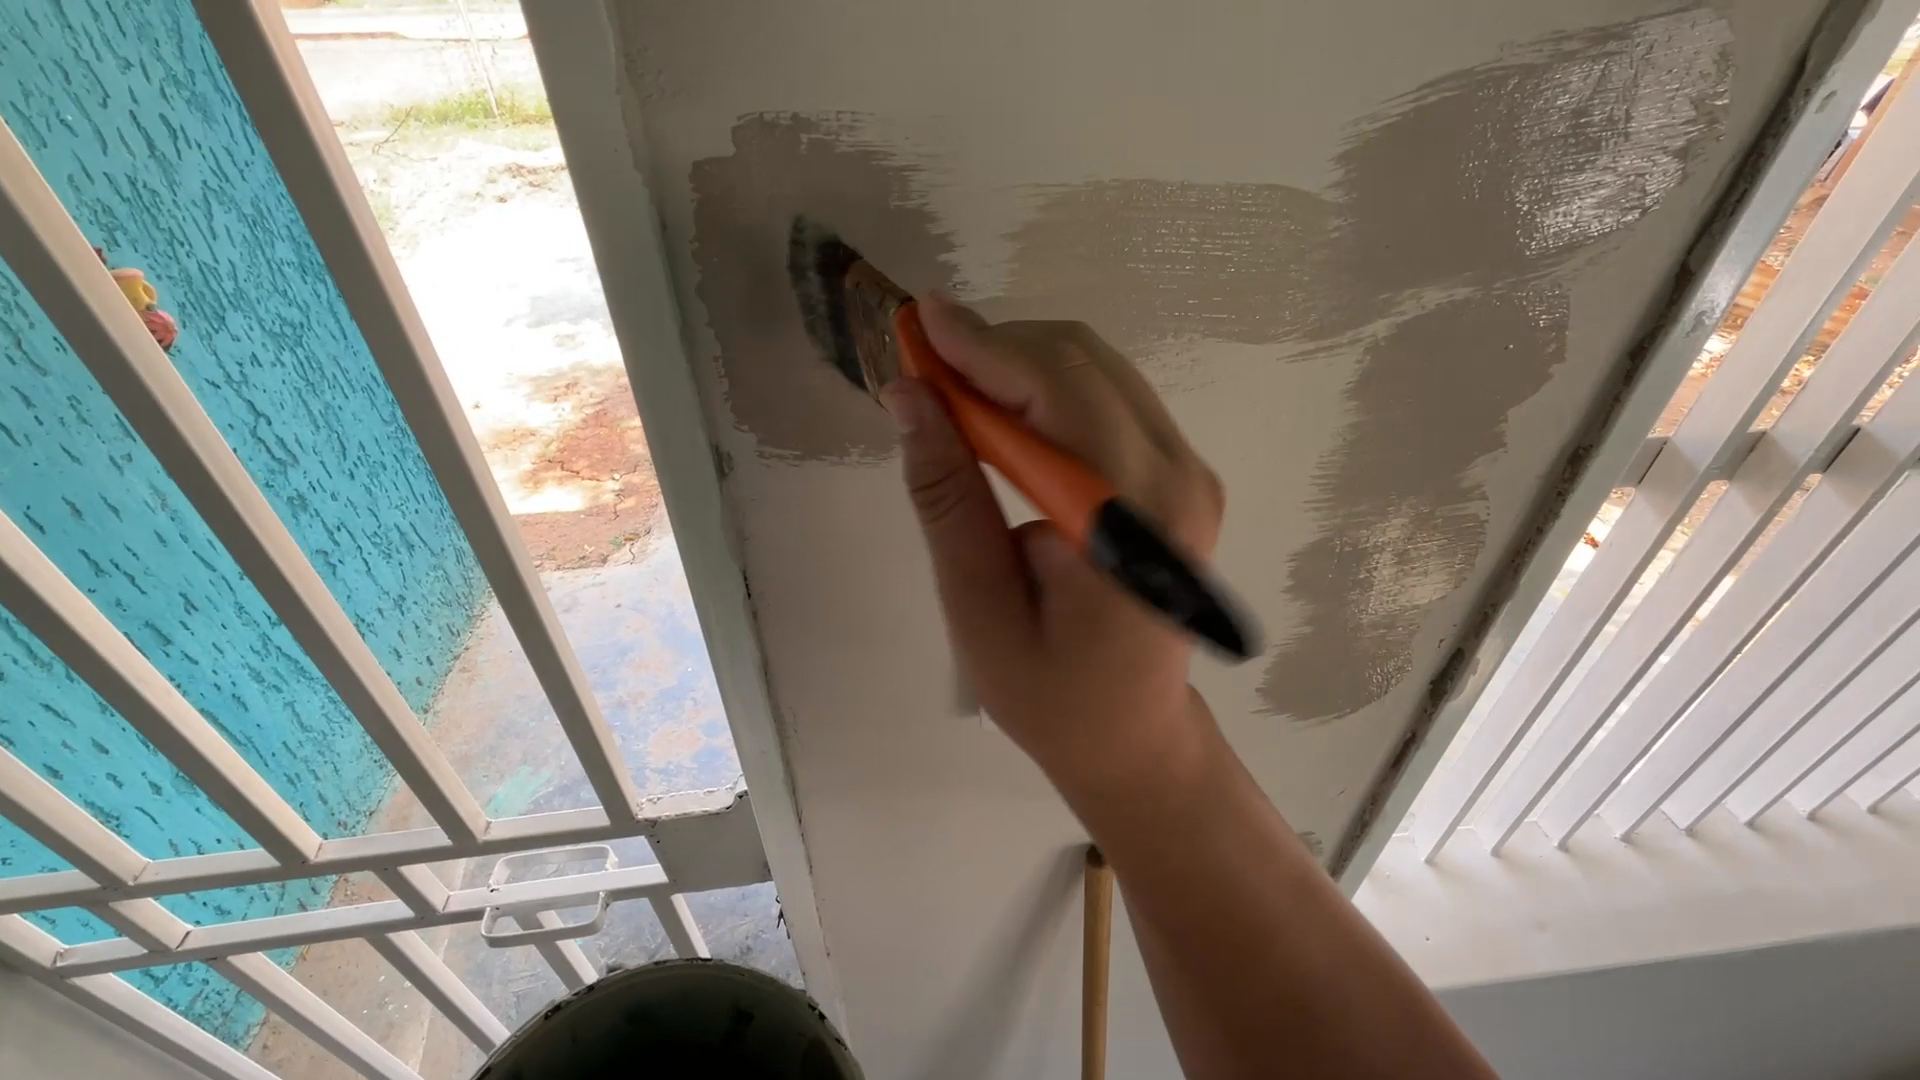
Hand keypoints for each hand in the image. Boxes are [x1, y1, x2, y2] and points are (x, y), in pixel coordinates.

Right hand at [881, 293, 1225, 797]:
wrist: (1133, 735)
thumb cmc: (1051, 695)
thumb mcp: (980, 609)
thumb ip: (948, 498)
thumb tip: (909, 397)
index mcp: (1135, 519)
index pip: (1060, 393)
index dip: (984, 348)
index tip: (915, 322)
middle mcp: (1179, 479)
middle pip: (1082, 364)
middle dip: (994, 348)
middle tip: (919, 364)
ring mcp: (1187, 473)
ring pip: (1097, 370)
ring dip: (1017, 363)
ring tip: (948, 388)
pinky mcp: (1178, 476)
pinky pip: (1107, 399)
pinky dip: (1044, 388)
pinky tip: (997, 413)